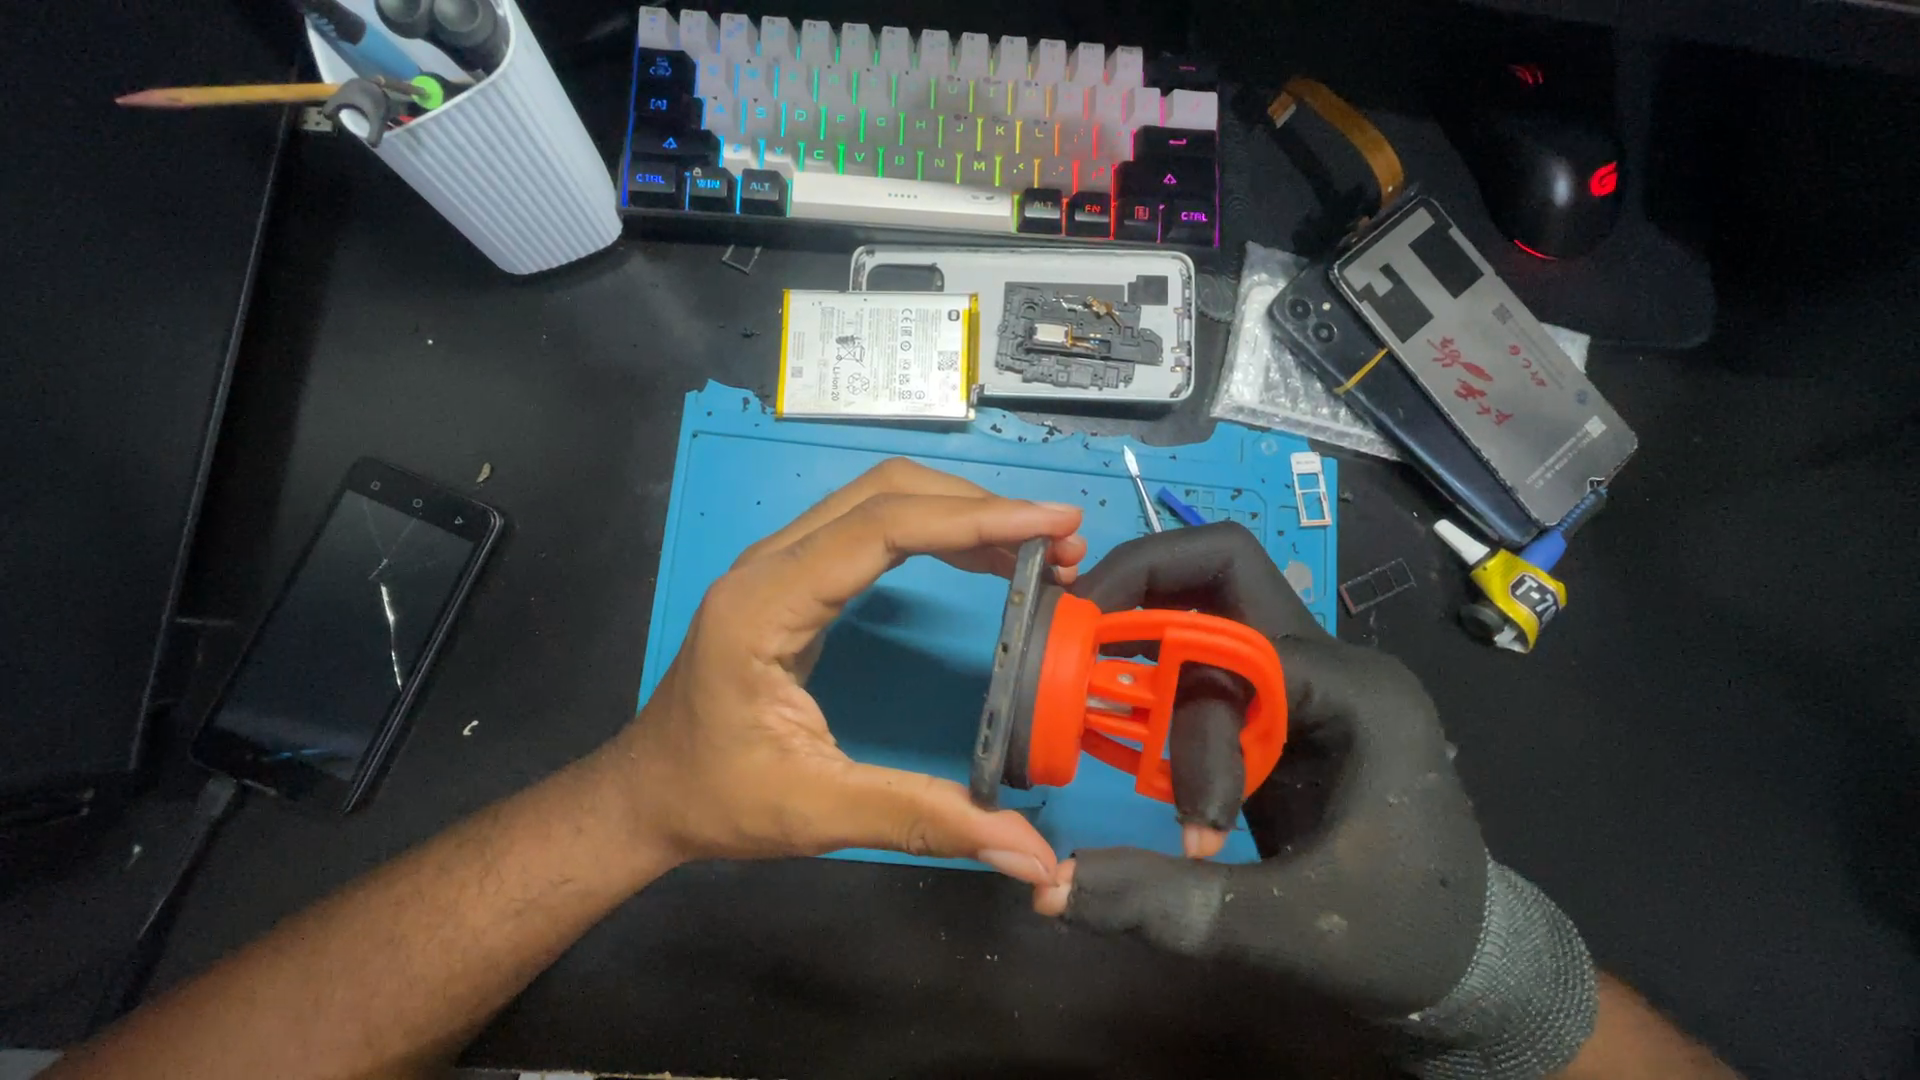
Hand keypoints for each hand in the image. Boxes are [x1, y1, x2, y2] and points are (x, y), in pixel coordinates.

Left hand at [600, 459, 1086, 886]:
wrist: (648, 791)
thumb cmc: (716, 797)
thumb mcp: (816, 811)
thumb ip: (923, 819)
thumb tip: (1028, 853)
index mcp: (766, 604)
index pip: (881, 528)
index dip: (973, 519)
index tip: (1051, 523)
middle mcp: (772, 564)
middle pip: (888, 493)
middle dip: (980, 508)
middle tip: (1059, 542)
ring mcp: (782, 563)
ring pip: (883, 500)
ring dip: (964, 514)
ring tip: (1038, 551)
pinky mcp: (797, 577)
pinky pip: (875, 528)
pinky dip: (939, 533)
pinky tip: (984, 561)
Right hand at [1033, 524, 1597, 1077]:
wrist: (1465, 956)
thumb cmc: (1402, 935)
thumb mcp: (1294, 929)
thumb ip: (1175, 903)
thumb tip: (1050, 889)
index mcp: (1356, 692)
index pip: (1239, 663)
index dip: (1189, 731)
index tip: (1176, 817)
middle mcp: (1326, 658)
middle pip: (1221, 563)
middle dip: (1140, 581)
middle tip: (1079, 625)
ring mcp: (1297, 671)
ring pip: (1204, 596)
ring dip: (1141, 620)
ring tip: (1089, 662)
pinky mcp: (1271, 698)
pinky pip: (1199, 648)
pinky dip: (1151, 661)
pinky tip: (1119, 701)